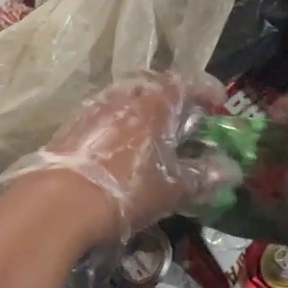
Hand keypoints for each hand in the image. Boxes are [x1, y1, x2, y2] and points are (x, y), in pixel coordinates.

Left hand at [0, 72, 237, 237]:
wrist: (57, 204)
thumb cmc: (125, 189)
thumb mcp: (172, 188)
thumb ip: (202, 176)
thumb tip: (230, 171)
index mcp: (154, 102)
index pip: (186, 83)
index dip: (205, 92)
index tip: (217, 106)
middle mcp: (124, 95)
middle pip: (153, 85)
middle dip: (172, 99)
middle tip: (185, 121)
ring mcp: (94, 108)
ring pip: (127, 100)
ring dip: (144, 113)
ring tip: (156, 138)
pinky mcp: (72, 127)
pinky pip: (106, 117)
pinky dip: (121, 126)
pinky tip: (123, 152)